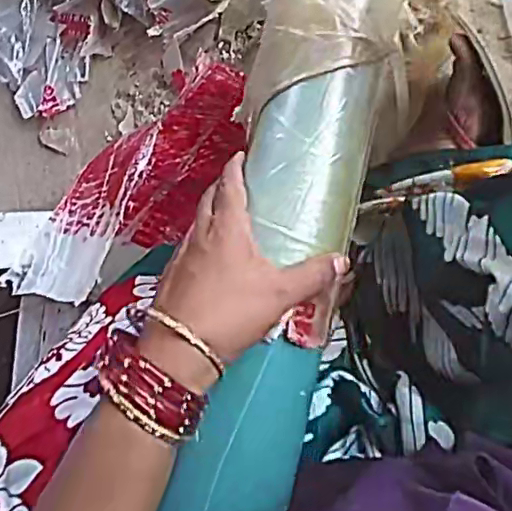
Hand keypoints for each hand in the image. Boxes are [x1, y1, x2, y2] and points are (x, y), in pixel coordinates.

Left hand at [140, 154, 346, 392]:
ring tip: (228, 219)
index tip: (241, 156)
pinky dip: (201, 242)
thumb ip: (312, 276)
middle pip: (209, 198)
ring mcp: (182, 257)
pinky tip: (212, 260)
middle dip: (222, 186)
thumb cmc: (227, 315)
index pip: (229, 185)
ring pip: (196, 222)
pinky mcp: (172, 278)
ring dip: (210, 213)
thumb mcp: (280, 294)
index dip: (235, 167)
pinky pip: (188, 248)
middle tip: (238, 183)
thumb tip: (339, 262)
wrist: (178, 354)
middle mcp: (201, 236)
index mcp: (226, 229)